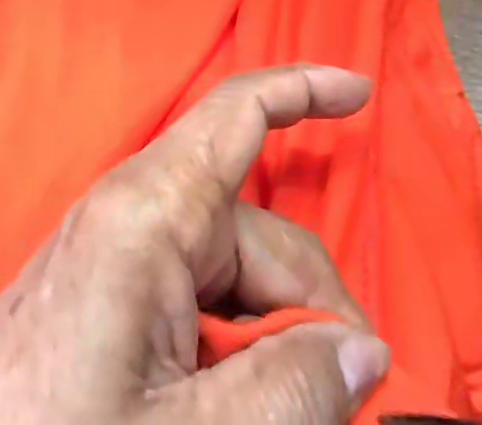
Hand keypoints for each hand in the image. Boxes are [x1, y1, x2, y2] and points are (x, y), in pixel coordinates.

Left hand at [0, 66, 391, 424]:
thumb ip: (285, 392)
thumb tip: (364, 354)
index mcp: (153, 211)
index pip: (241, 112)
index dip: (305, 89)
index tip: (360, 91)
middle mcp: (143, 214)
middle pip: (262, 234)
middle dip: (315, 308)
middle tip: (349, 400)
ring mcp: (128, 252)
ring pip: (239, 277)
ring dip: (278, 339)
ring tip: (295, 411)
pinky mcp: (117, 291)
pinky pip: (203, 301)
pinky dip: (239, 345)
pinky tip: (241, 401)